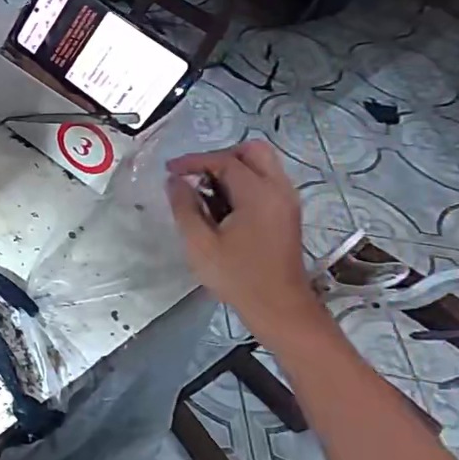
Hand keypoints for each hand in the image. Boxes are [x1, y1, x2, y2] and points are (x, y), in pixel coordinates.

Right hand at [166, 141, 324, 334]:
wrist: (279, 308)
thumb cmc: (238, 277)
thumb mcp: (200, 244)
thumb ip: (184, 208)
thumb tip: (174, 181)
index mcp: (259, 194)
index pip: (225, 160)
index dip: (194, 161)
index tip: (170, 170)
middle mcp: (279, 189)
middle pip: (252, 151)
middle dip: (219, 157)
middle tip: (195, 176)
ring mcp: (287, 200)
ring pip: (262, 165)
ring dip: (232, 169)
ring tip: (206, 193)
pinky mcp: (288, 213)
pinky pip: (266, 181)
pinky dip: (244, 183)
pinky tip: (223, 206)